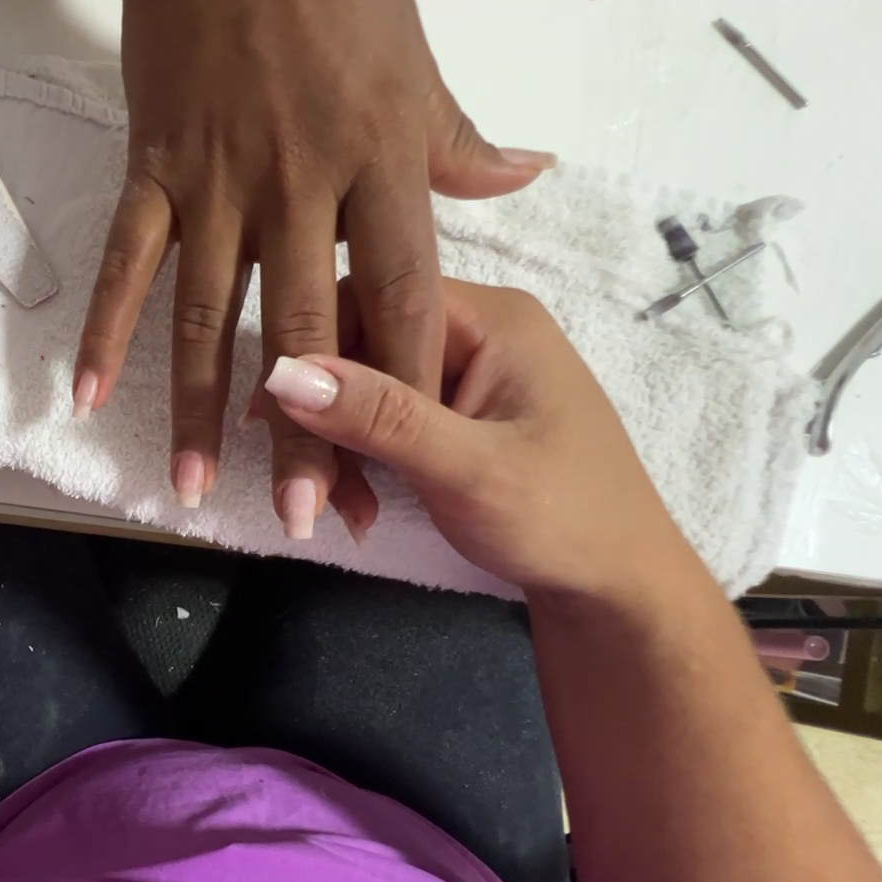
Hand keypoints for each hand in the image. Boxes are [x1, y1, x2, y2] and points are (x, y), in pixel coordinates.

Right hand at [79, 0, 553, 538]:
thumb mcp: (415, 64)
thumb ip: (454, 141)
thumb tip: (517, 181)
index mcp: (380, 162)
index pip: (400, 299)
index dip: (401, 390)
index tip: (399, 469)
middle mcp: (301, 186)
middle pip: (304, 333)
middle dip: (305, 435)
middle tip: (304, 517)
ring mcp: (218, 183)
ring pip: (209, 318)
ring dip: (199, 411)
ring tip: (195, 486)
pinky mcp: (153, 172)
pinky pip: (126, 265)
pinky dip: (104, 332)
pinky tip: (87, 396)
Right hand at [263, 280, 691, 598]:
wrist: (609, 585)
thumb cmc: (558, 520)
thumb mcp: (465, 469)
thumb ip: (378, 417)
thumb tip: (282, 372)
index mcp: (490, 319)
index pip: (370, 296)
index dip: (314, 350)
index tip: (271, 417)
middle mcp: (472, 330)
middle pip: (357, 343)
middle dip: (322, 413)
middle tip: (306, 479)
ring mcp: (460, 372)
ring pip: (359, 386)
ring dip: (333, 446)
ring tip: (335, 504)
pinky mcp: (446, 411)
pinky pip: (374, 417)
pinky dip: (353, 460)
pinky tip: (353, 499)